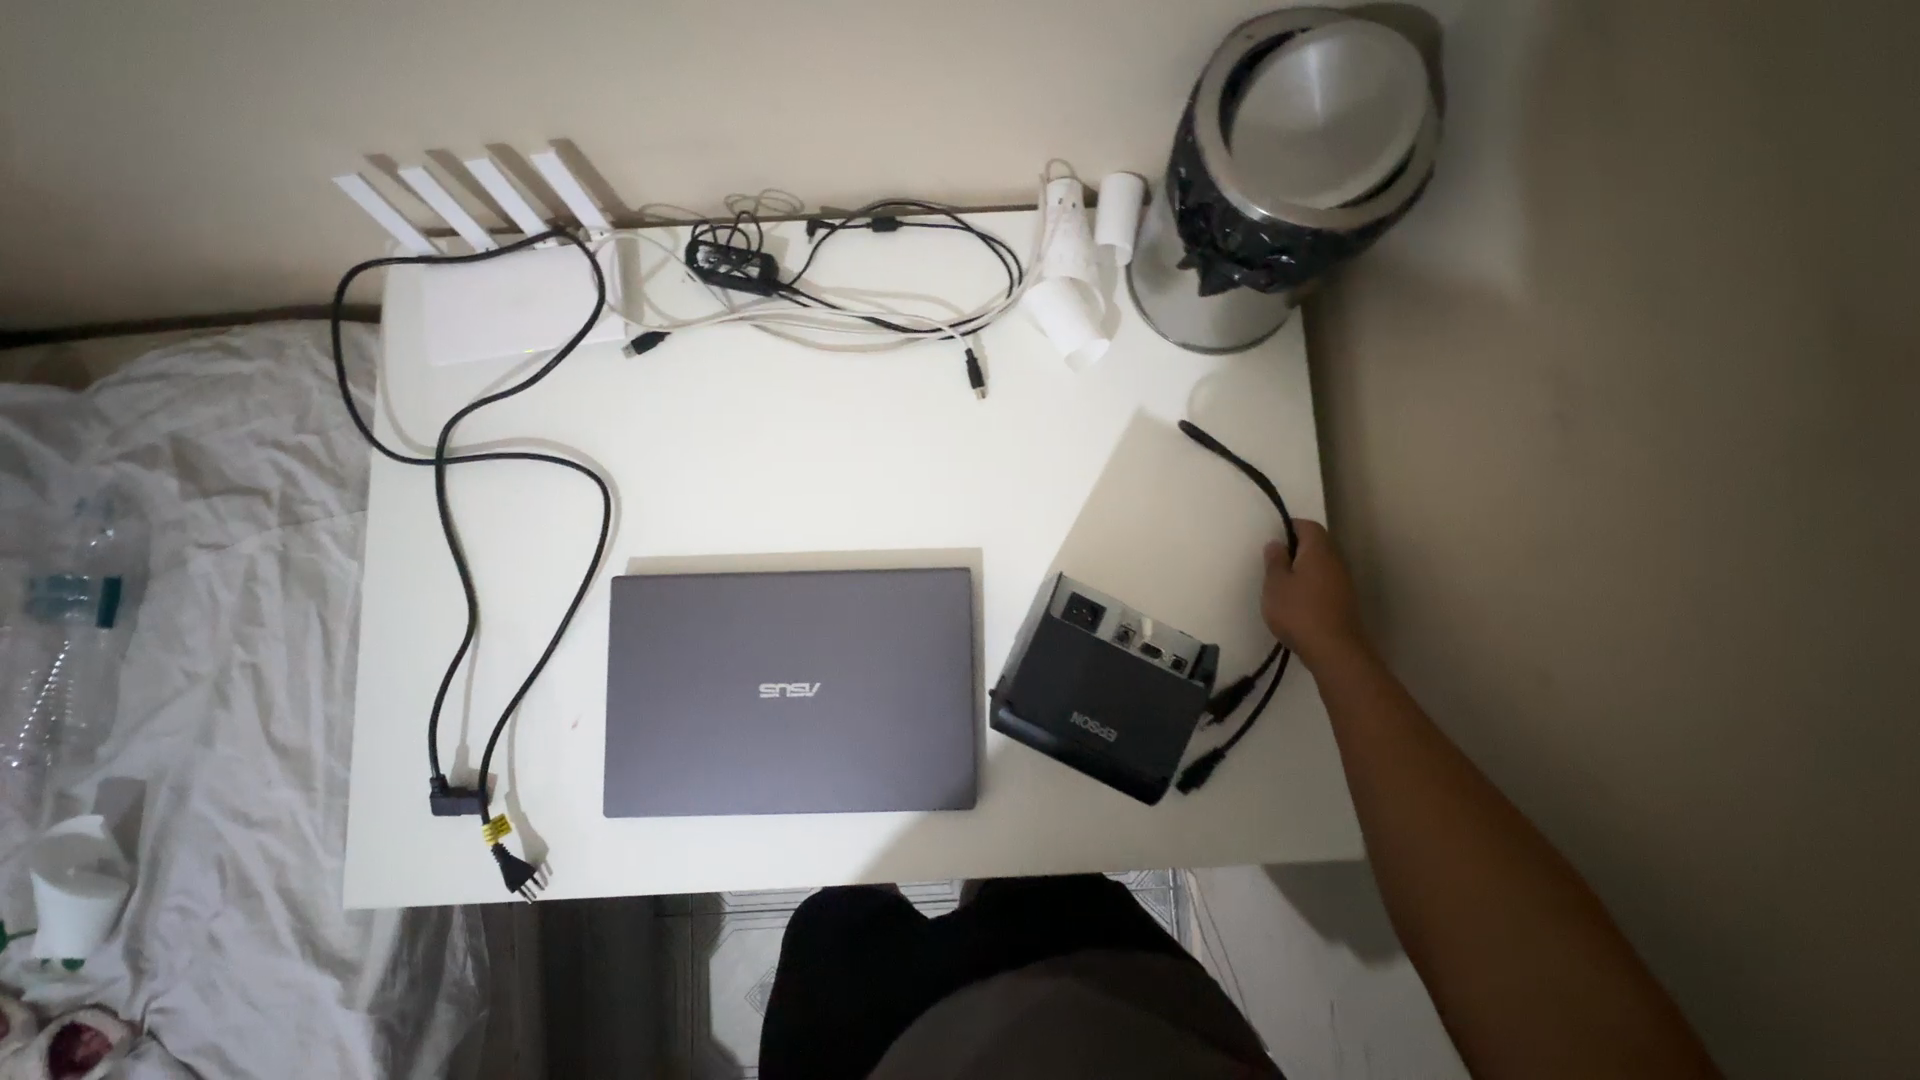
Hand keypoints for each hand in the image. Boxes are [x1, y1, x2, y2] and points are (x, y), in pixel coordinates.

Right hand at [1260, 520, 1367, 663]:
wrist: (1334, 650)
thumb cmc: (1298, 612)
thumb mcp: (1275, 585)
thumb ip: (1275, 562)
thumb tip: (1277, 543)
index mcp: (1318, 552)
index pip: (1308, 526)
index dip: (1291, 526)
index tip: (1273, 538)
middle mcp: (1335, 562)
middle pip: (1317, 544)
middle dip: (1296, 548)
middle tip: (1274, 562)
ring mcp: (1343, 582)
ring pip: (1322, 565)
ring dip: (1304, 568)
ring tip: (1282, 584)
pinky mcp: (1344, 601)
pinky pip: (1325, 582)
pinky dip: (1311, 585)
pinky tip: (1297, 602)